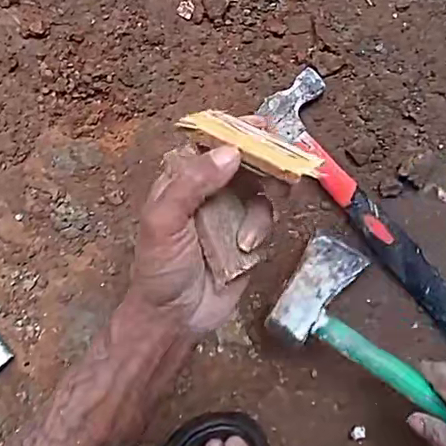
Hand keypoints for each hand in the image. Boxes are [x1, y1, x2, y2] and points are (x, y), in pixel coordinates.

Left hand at [119, 145, 272, 340]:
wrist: (175, 319)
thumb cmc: (160, 268)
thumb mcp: (164, 221)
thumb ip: (192, 183)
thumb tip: (230, 151)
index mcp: (181, 179)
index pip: (209, 143)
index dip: (235, 131)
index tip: (261, 126)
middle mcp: (207, 190)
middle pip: (241, 159)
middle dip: (264, 156)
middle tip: (285, 156)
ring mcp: (228, 211)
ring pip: (259, 186)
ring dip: (267, 191)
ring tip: (280, 191)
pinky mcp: (246, 235)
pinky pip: (265, 216)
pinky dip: (261, 226)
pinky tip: (247, 245)